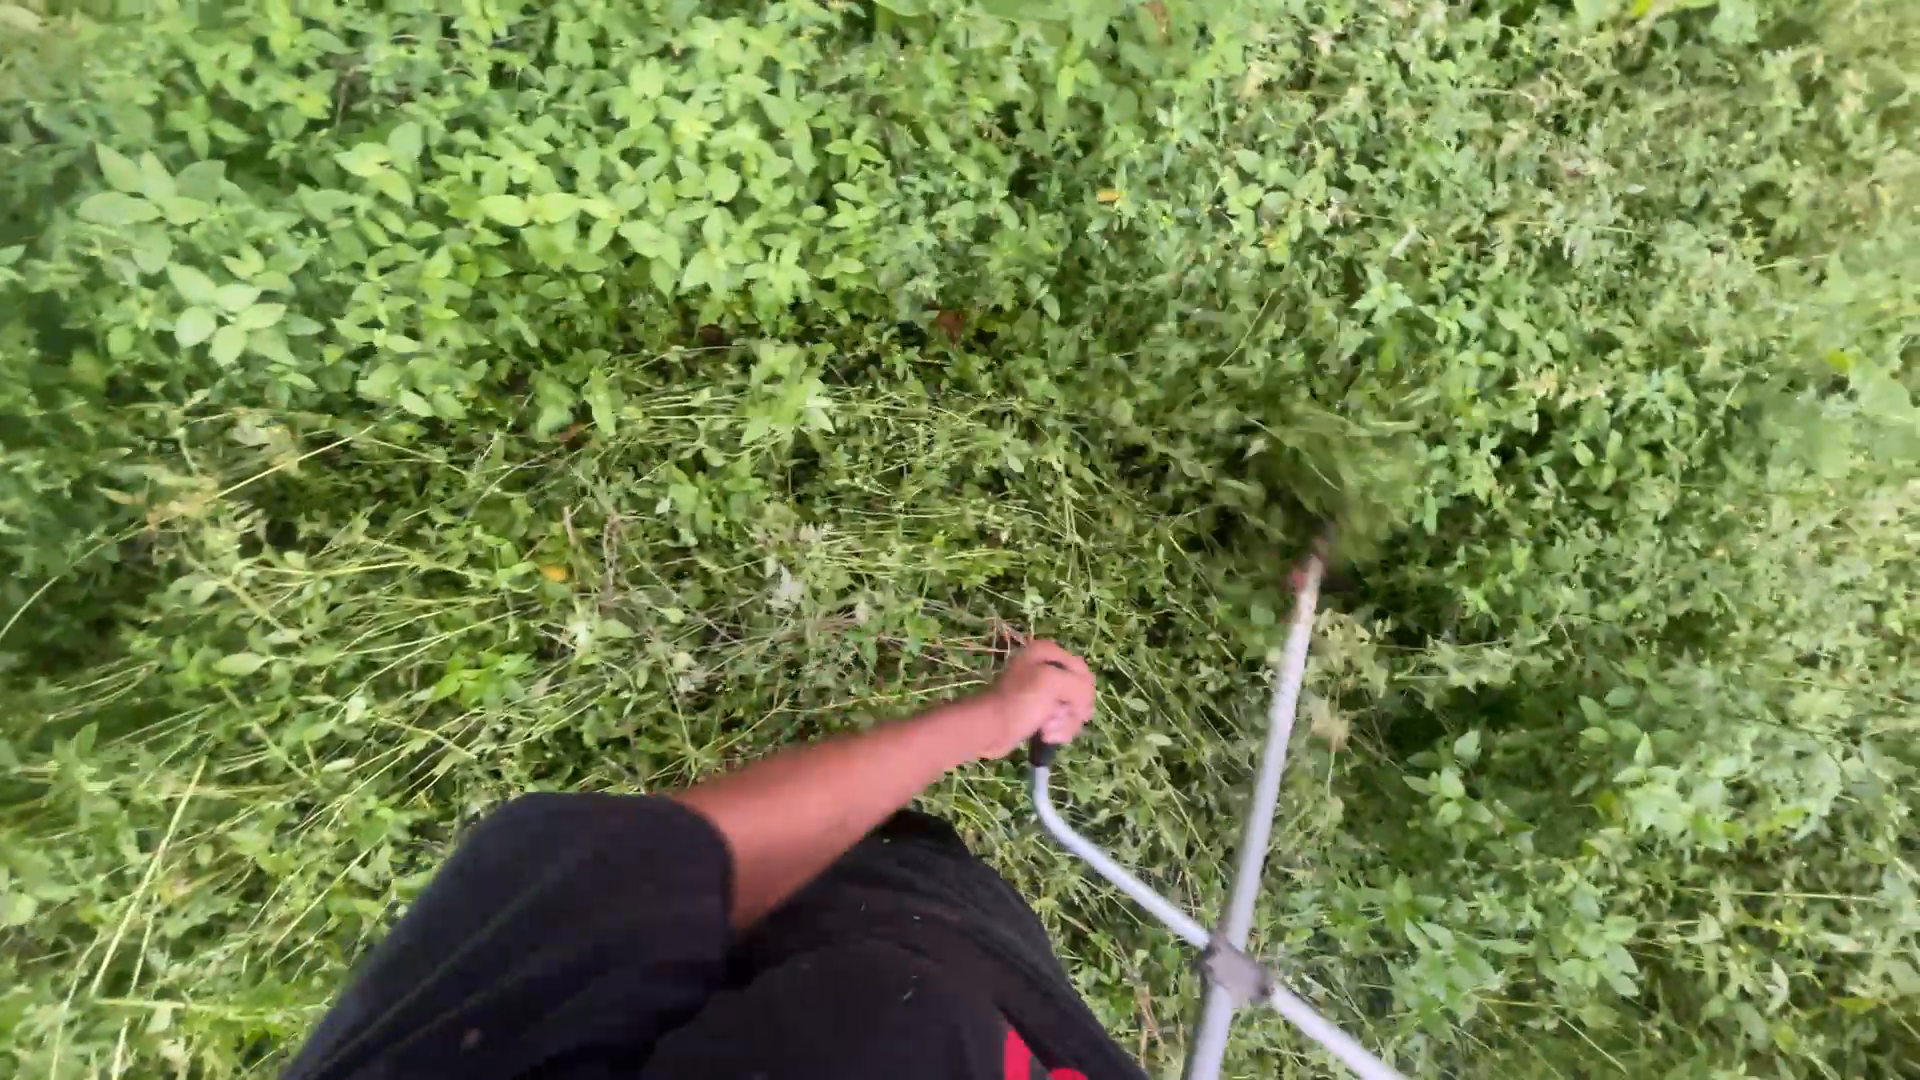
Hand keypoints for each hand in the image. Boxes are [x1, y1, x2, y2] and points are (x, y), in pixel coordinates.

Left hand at [971, 640, 1096, 759]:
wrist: (990, 728)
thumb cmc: (1019, 701)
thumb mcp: (1052, 682)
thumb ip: (1079, 685)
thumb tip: (1085, 704)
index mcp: (1048, 653)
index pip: (1084, 672)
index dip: (1083, 691)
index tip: (1073, 704)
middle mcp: (1046, 669)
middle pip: (1080, 692)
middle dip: (1072, 710)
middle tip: (1054, 716)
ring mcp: (1043, 692)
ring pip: (1073, 710)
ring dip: (1065, 724)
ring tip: (1046, 729)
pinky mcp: (1040, 712)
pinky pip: (1062, 722)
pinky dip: (1058, 731)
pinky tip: (1044, 735)